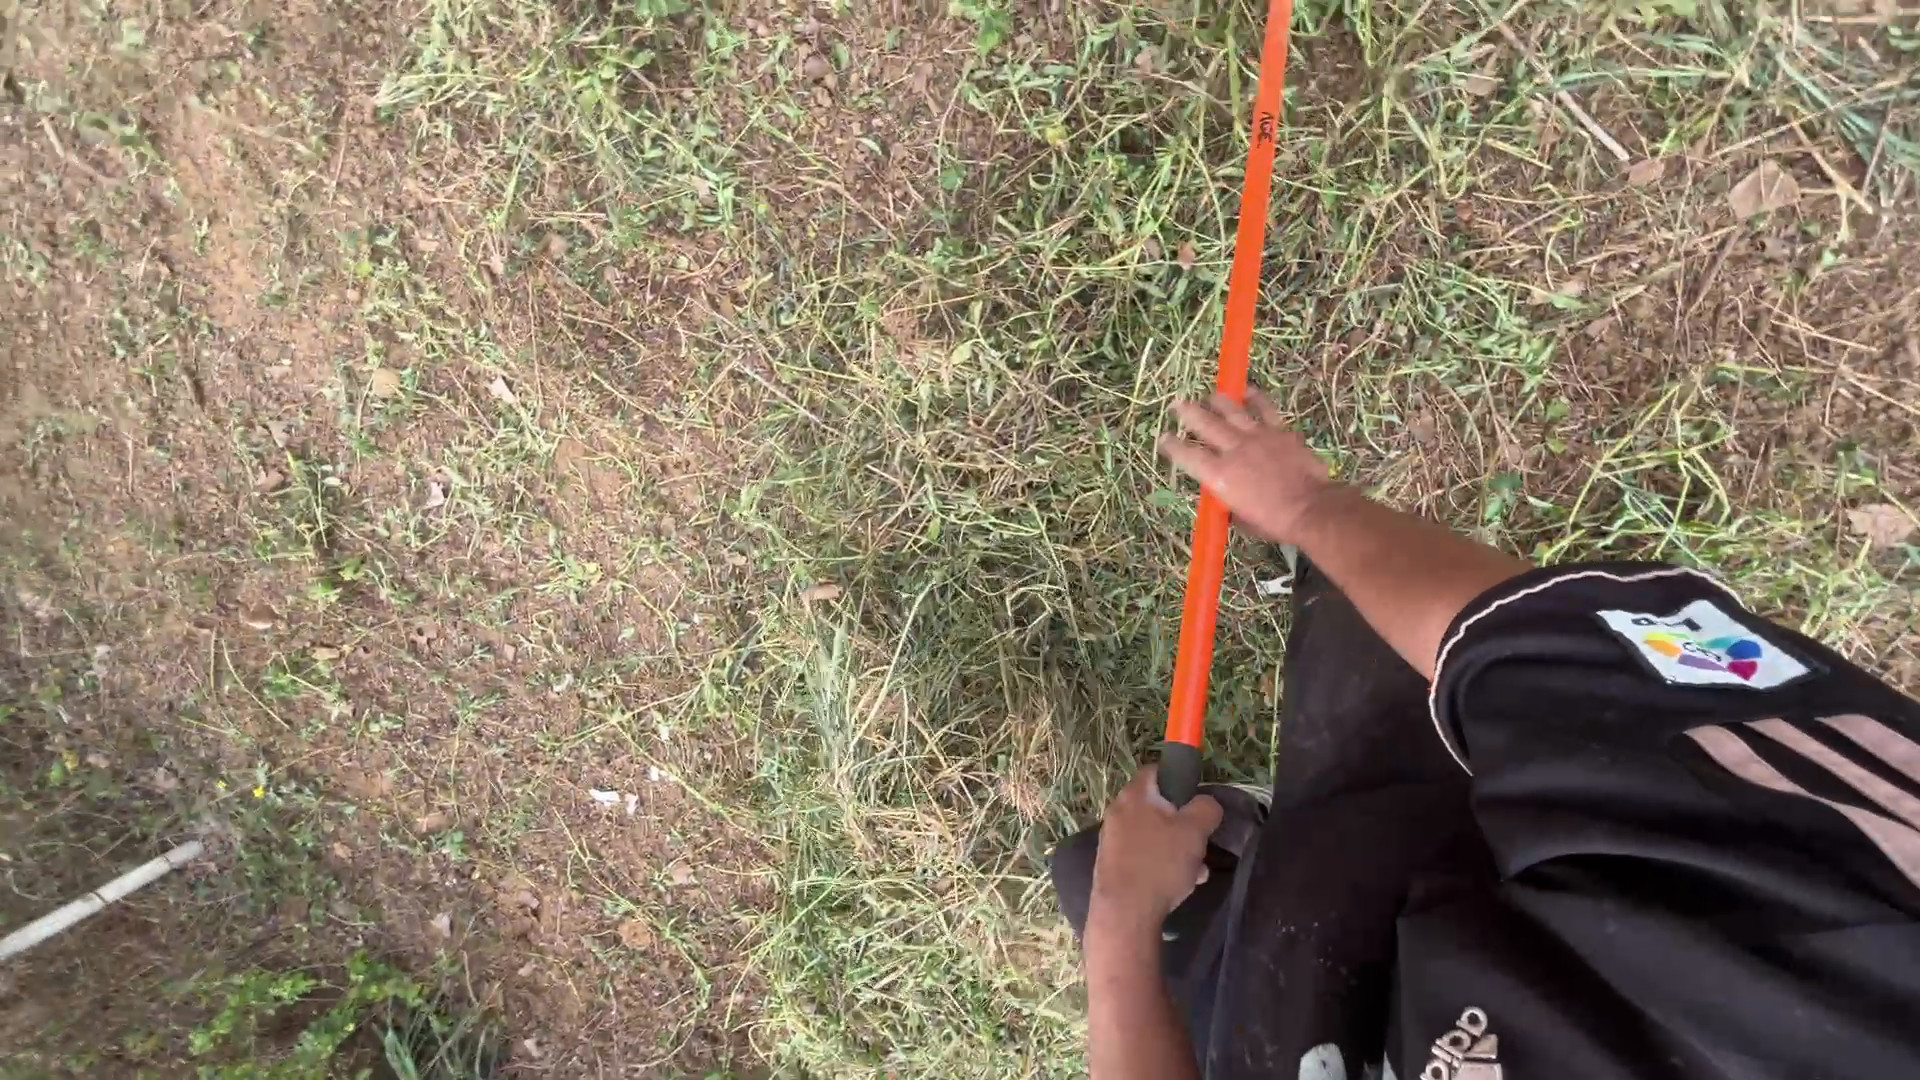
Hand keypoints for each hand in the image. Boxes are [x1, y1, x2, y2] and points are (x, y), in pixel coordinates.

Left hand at [1089, 767, 1222, 938]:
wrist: (1124, 911)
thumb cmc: (1160, 863)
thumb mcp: (1194, 832)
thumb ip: (1205, 809)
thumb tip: (1207, 802)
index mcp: (1134, 795)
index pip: (1155, 771)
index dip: (1177, 778)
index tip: (1195, 797)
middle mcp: (1117, 811)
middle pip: (1155, 806)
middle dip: (1181, 822)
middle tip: (1199, 840)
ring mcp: (1112, 839)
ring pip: (1151, 833)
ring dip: (1175, 847)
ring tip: (1196, 871)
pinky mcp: (1111, 864)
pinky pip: (1141, 854)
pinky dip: (1160, 863)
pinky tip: (1177, 885)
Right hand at [1156, 389, 1340, 543]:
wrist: (1311, 508)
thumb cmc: (1272, 521)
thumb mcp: (1238, 517)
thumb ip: (1225, 499)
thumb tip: (1222, 493)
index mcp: (1218, 476)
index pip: (1187, 455)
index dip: (1172, 446)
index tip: (1163, 438)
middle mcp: (1232, 450)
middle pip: (1204, 424)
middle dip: (1187, 412)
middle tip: (1177, 403)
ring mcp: (1257, 437)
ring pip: (1231, 411)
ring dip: (1217, 401)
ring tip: (1208, 395)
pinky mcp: (1279, 432)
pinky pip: (1265, 409)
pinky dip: (1255, 398)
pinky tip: (1248, 391)